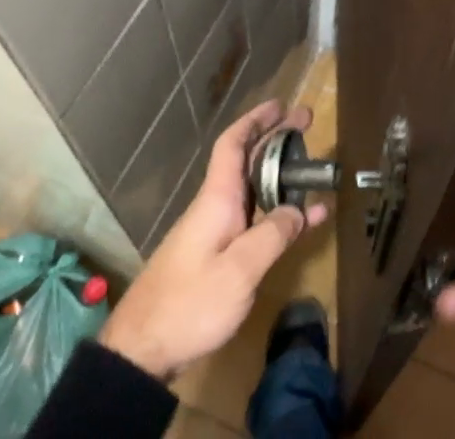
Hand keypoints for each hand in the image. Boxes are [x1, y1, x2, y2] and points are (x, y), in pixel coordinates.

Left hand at [98, 100, 329, 379]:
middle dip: (275, 141)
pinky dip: (275, 212)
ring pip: (250, 191)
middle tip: (307, 127)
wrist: (142, 348)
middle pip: (245, 162)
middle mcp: (213, 207)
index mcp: (216, 200)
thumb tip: (300, 210)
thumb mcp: (240, 271)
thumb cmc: (190, 304)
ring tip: (312, 169)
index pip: (232, 145)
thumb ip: (273, 236)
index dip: (255, 120)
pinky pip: (250, 219)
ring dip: (279, 176)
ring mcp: (212, 232)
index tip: (282, 105)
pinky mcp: (213, 255)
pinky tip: (301, 221)